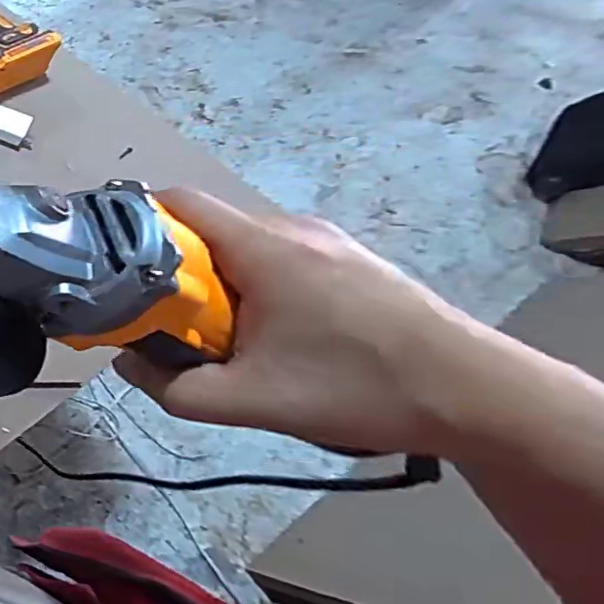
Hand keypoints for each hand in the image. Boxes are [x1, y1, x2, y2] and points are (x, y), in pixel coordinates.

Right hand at [114, 188, 496, 456]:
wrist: (491, 402)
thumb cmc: (365, 389)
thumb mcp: (252, 402)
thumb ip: (172, 388)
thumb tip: (128, 364)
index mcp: (263, 248)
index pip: (176, 201)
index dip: (132, 220)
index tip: (112, 258)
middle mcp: (291, 230)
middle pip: (201, 227)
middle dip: (171, 265)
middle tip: (164, 312)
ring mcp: (324, 242)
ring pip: (236, 244)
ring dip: (212, 277)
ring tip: (216, 326)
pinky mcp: (346, 260)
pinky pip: (271, 255)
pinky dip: (248, 281)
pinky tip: (266, 327)